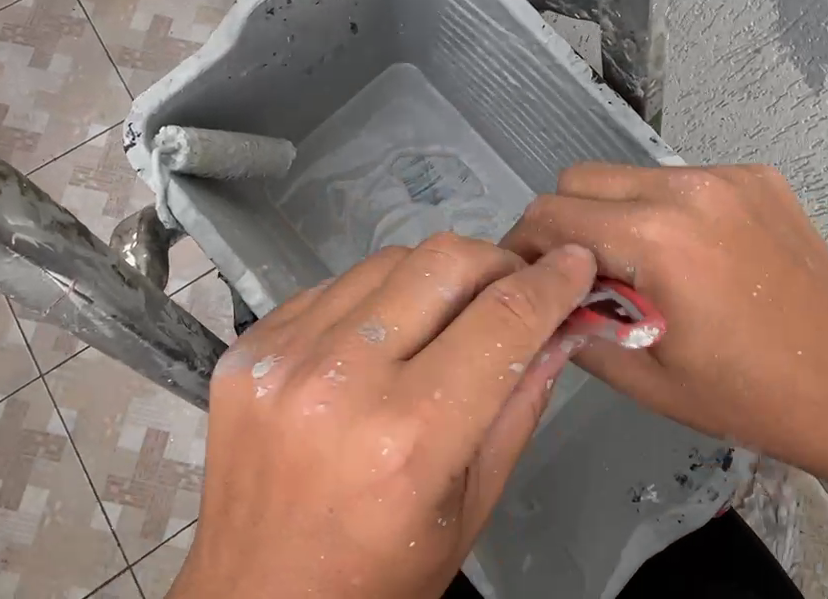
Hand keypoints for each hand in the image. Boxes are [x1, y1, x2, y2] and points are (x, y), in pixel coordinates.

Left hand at [170, 235, 597, 598]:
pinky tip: (382, 337)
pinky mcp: (252, 343)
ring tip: (448, 315)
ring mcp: (285, 353)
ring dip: (435, 277)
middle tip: (514, 287)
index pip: (502, 320)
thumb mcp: (469, 507)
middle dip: (496, 262)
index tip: (575, 262)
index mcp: (408, 435)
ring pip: (389, 261)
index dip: (551, 282)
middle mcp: (342, 378)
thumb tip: (560, 328)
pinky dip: (375, 298)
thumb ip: (518, 407)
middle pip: (443, 262)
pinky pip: (335, 286)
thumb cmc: (377, 574)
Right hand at [505, 163, 827, 478]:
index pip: (550, 213)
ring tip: (647, 268)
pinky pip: (682, 181)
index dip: (525, 244)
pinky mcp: (757, 176)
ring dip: (619, 214)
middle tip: (586, 274)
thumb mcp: (645, 379)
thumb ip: (575, 328)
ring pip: (631, 175)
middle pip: (581, 177)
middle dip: (566, 222)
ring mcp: (726, 175)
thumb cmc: (746, 396)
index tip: (530, 275)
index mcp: (654, 238)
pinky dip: (669, 211)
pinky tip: (699, 258)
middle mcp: (686, 188)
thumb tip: (539, 299)